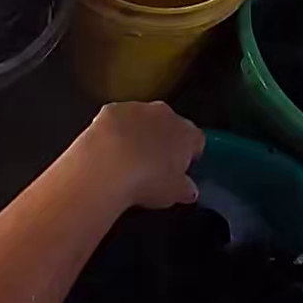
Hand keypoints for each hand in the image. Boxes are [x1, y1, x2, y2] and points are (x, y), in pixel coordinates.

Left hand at [74, 101, 204, 208]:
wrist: (107, 168)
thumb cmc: (146, 180)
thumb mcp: (173, 194)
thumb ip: (185, 188)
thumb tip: (189, 190)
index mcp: (185, 133)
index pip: (196, 139)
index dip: (189, 154)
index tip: (181, 168)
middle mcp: (164, 114)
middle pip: (169, 124)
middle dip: (163, 140)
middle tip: (153, 165)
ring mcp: (137, 108)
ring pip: (142, 118)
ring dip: (138, 133)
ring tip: (126, 160)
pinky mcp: (112, 109)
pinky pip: (117, 118)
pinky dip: (114, 131)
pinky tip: (106, 150)